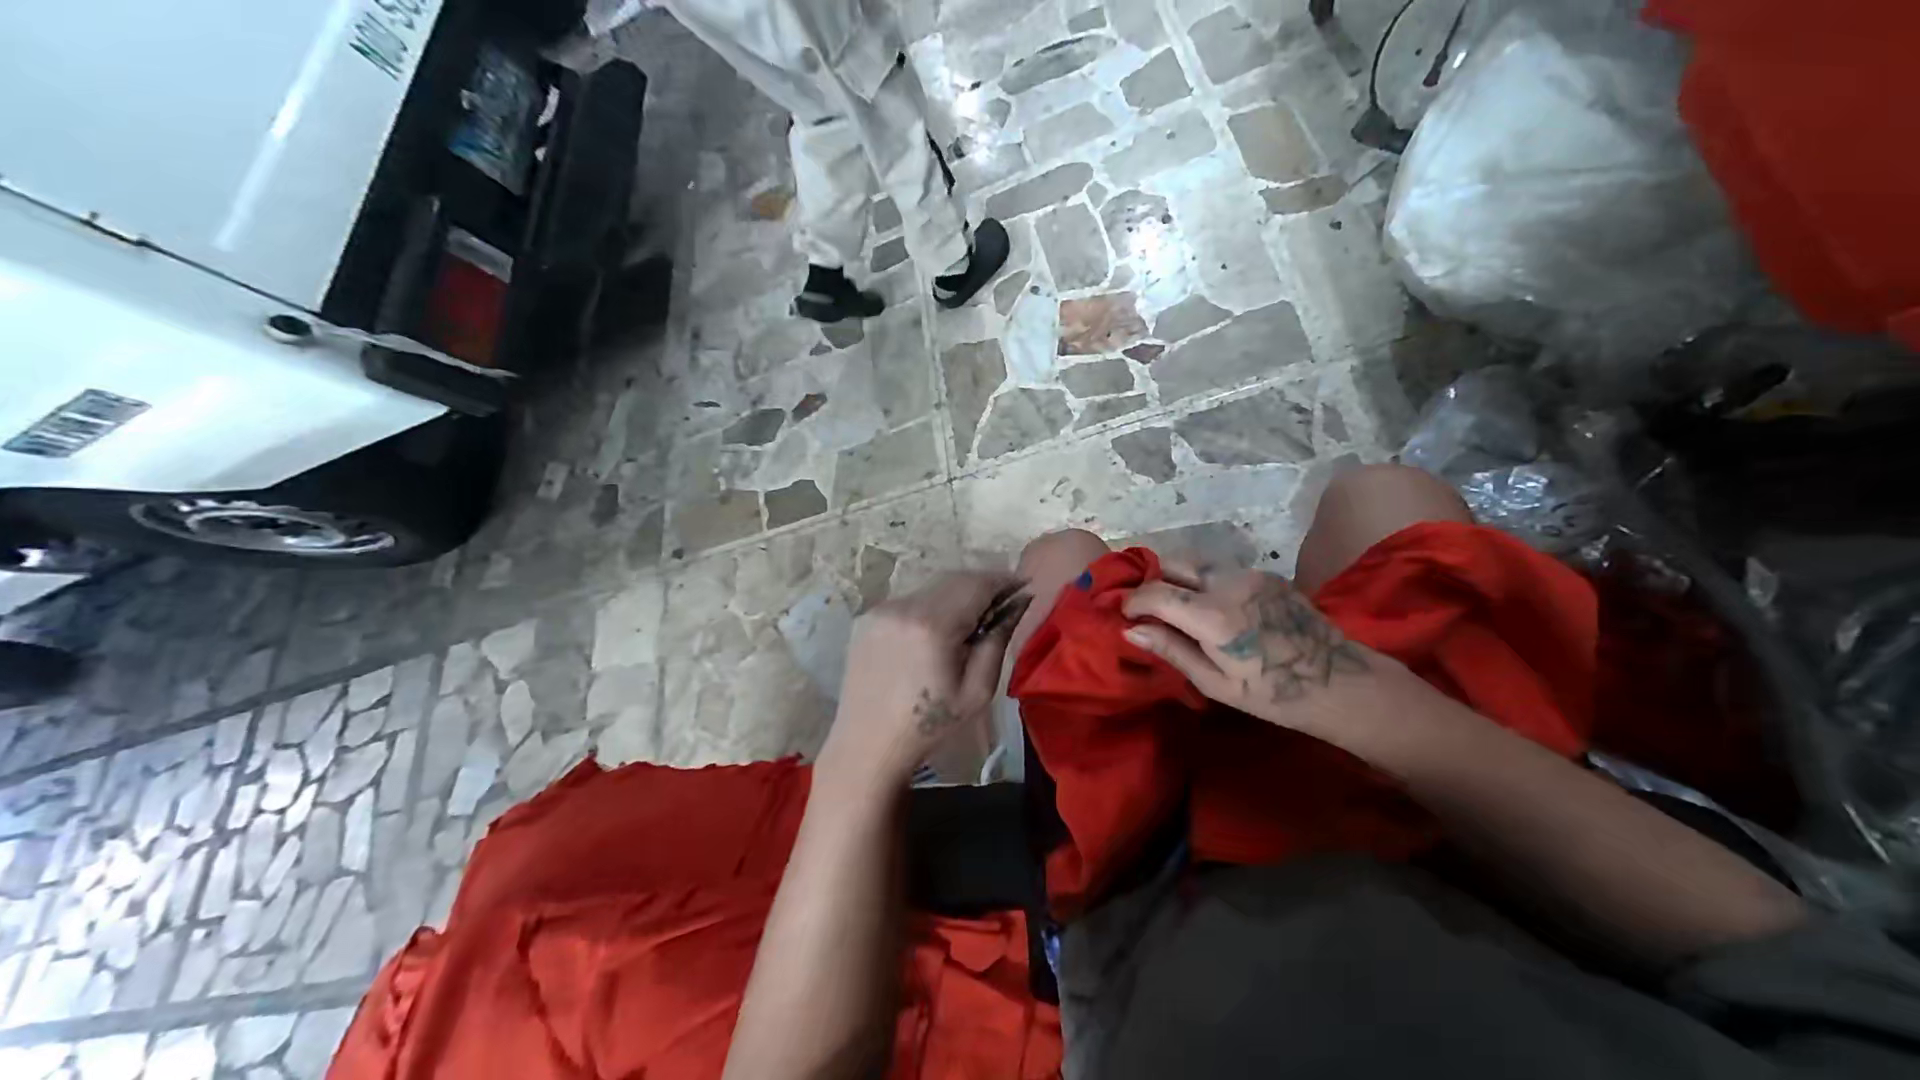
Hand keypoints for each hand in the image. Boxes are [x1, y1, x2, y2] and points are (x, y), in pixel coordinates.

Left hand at [821, 571, 1027, 786]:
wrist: (868, 743)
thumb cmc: (930, 725)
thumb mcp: (977, 690)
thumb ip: (998, 640)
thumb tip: (1017, 603)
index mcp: (932, 626)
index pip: (976, 584)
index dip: (1003, 580)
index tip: (1023, 586)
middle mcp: (903, 607)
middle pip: (953, 579)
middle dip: (981, 585)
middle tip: (1003, 602)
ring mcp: (880, 610)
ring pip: (930, 588)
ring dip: (955, 596)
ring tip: (969, 622)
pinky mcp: (866, 618)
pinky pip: (909, 601)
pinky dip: (930, 608)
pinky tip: (935, 634)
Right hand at [1121, 562, 1402, 736]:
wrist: (1340, 682)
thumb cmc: (1273, 694)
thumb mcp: (1214, 682)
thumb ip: (1170, 649)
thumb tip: (1130, 629)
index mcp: (1213, 616)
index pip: (1155, 592)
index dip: (1133, 602)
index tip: (1126, 617)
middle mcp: (1229, 583)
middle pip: (1173, 564)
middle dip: (1154, 583)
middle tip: (1150, 611)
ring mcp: (1250, 574)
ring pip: (1197, 564)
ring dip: (1180, 581)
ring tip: (1180, 611)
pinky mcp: (1266, 574)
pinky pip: (1222, 570)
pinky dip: (1206, 584)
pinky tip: (1214, 610)